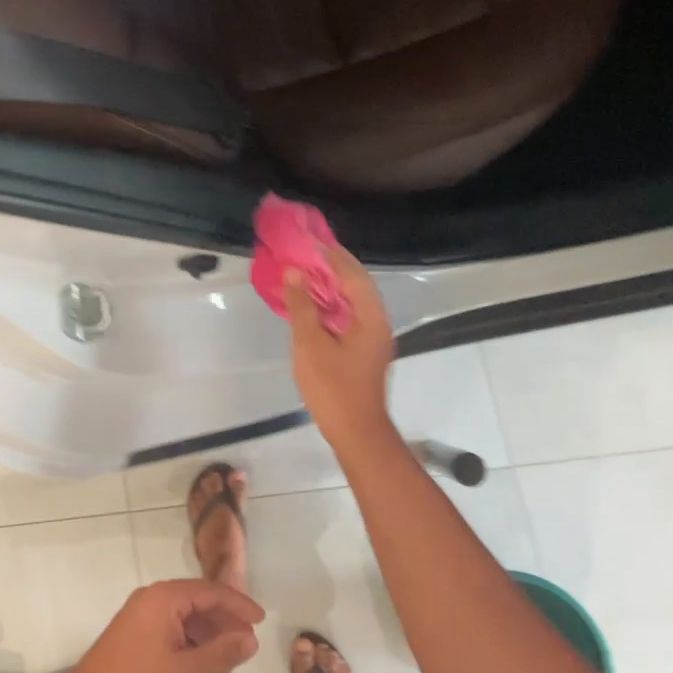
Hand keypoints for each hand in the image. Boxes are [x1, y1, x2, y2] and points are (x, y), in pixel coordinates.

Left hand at [60, 580, 263, 672]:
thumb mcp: (187, 672)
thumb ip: (222, 653)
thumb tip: (250, 639)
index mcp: (164, 597)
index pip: (210, 591)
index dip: (238, 604)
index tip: (262, 619)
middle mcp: (151, 596)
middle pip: (197, 598)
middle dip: (225, 617)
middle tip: (249, 639)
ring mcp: (140, 611)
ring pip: (184, 611)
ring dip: (208, 628)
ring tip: (231, 650)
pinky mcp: (134, 627)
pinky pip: (171, 622)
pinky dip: (191, 635)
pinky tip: (204, 655)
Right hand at [284, 246, 397, 444]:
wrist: (355, 432)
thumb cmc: (333, 387)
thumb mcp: (311, 344)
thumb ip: (302, 306)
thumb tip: (295, 272)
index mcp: (370, 317)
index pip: (353, 275)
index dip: (331, 256)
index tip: (310, 240)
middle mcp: (378, 323)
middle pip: (357, 285)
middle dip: (332, 267)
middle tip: (305, 252)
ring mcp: (373, 338)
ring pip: (353, 301)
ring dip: (331, 285)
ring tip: (304, 272)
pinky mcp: (364, 350)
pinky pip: (349, 316)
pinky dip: (332, 304)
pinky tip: (311, 303)